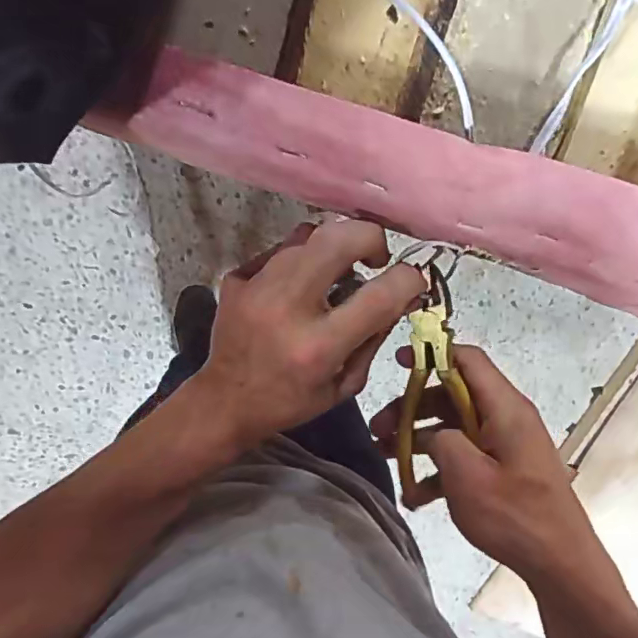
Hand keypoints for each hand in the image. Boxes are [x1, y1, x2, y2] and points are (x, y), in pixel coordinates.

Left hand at [184, 220, 426, 449]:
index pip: (380, 294)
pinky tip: (302, 281)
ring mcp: (258, 288)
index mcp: (320, 346)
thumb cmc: (290, 401)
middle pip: (340, 239)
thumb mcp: (345, 385)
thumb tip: (399, 294)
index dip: (409, 279)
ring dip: (335, 249)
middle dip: (371, 238)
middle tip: (374, 258)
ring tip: (335, 273)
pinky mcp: (238, 279)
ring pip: (309, 236)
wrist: (224, 401)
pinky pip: (282, 249)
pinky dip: (302, 257)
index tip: (413, 280)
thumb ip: (374, 337)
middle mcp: (288, 308)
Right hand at [371, 345, 602, 585]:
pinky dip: (439, 469)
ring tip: (384, 456)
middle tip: (378, 428)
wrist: (560, 562)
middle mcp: (506, 418)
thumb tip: (435, 435)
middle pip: (453, 394)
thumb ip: (442, 441)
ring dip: (419, 439)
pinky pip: (466, 455)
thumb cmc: (514, 515)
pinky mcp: (504, 469)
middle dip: (412, 407)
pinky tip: (415, 497)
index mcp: (504, 408)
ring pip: (454, 426)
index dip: (432, 353)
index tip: (398, 361)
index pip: (467, 360)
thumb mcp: (467, 475)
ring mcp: (505, 444)